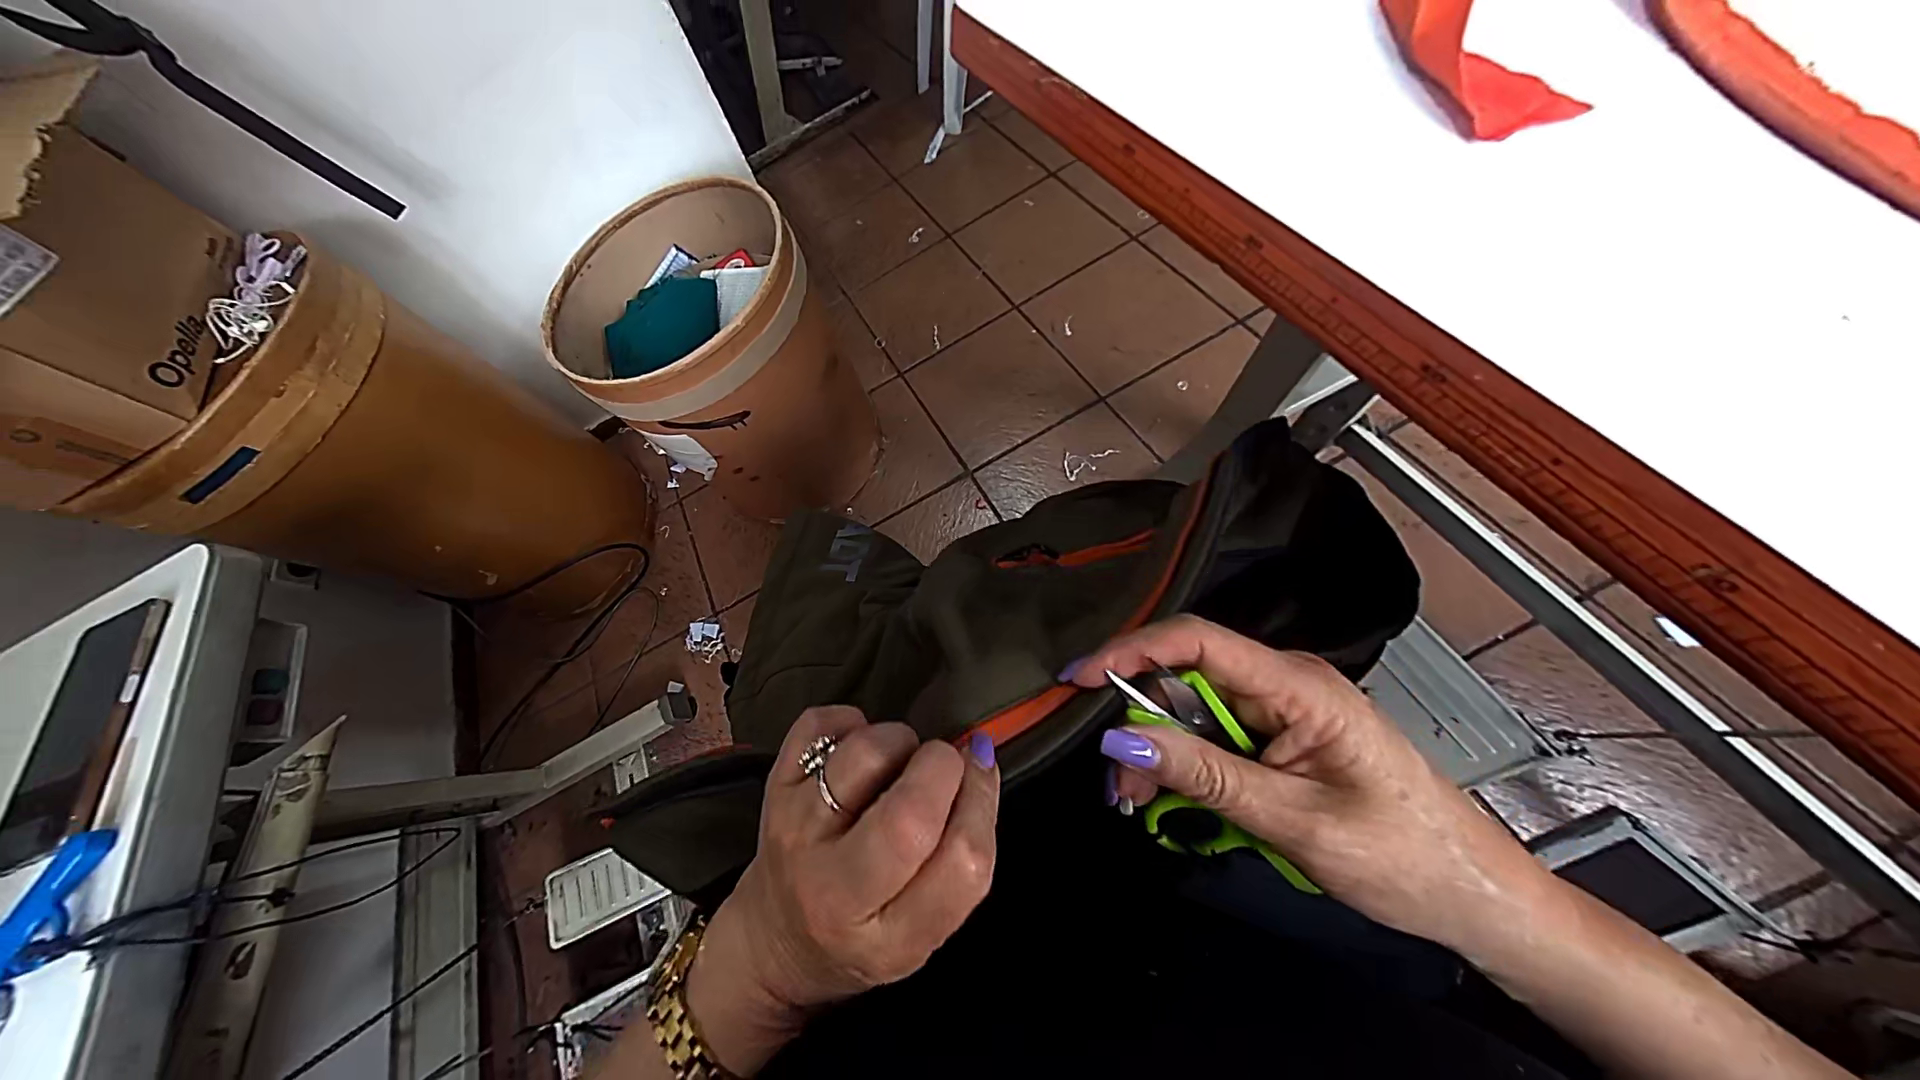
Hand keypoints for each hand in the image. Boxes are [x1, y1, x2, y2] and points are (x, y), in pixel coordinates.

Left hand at [686, 706, 999, 1073]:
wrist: (776, 941)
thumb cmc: (862, 932)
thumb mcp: (922, 931)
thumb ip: (961, 855)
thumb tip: (980, 757)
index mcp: (890, 939)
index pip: (962, 862)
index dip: (983, 801)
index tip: (981, 773)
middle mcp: (836, 889)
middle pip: (908, 814)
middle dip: (943, 767)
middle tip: (942, 764)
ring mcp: (797, 834)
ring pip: (865, 754)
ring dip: (900, 738)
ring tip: (900, 758)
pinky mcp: (774, 790)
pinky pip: (820, 725)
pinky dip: (850, 720)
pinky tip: (858, 746)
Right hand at [1069, 615, 1547, 948]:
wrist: (1474, 896)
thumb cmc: (1407, 856)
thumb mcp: (1294, 820)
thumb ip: (1203, 775)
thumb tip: (1123, 737)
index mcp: (1300, 686)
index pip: (1198, 642)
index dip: (1132, 649)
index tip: (1080, 677)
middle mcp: (1283, 685)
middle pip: (1184, 678)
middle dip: (1139, 722)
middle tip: (1116, 780)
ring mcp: (1279, 710)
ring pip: (1190, 712)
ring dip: (1156, 751)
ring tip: (1139, 800)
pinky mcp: (1275, 736)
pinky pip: (1210, 736)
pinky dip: (1180, 765)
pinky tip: (1167, 794)